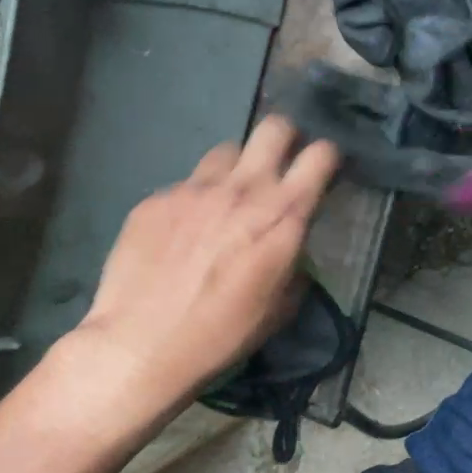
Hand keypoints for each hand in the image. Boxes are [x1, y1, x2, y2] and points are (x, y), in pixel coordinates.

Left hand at [65, 117, 338, 414]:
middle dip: (285, 138)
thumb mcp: (282, 304)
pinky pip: (187, 185)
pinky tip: (185, 232)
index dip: (328, 156)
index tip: (326, 168)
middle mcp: (243, 190)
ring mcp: (194, 189)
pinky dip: (196, 200)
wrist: (142, 344)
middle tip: (282, 162)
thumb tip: (291, 247)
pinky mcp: (155, 199)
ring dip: (238, 167)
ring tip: (230, 197)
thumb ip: (295, 262)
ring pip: (227, 152)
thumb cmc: (226, 332)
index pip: (320, 157)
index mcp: (284, 216)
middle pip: (273, 128)